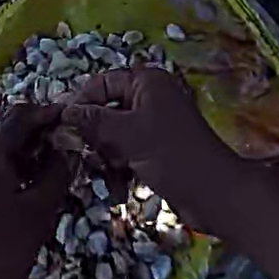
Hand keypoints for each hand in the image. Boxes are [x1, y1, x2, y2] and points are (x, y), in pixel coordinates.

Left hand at [0, 106, 70, 278]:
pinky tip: (39, 193)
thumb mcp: (38, 212)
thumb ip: (57, 175)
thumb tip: (68, 150)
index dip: (52, 114)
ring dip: (34, 157)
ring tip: (63, 172)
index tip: (79, 121)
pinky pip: (0, 171)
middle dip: (45, 137)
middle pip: (15, 131)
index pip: (24, 114)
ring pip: (8, 153)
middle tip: (76, 150)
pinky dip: (21, 174)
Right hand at [62, 68, 245, 230]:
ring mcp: (153, 124)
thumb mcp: (129, 135)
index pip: (102, 83)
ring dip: (106, 154)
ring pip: (114, 132)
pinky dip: (119, 165)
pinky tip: (118, 186)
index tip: (61, 124)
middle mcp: (149, 97)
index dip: (81, 102)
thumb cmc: (174, 156)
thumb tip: (65, 112)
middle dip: (94, 133)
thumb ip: (94, 121)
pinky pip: (126, 149)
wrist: (216, 196)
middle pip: (106, 108)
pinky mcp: (155, 148)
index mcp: (147, 82)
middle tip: (83, 153)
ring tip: (107, 172)